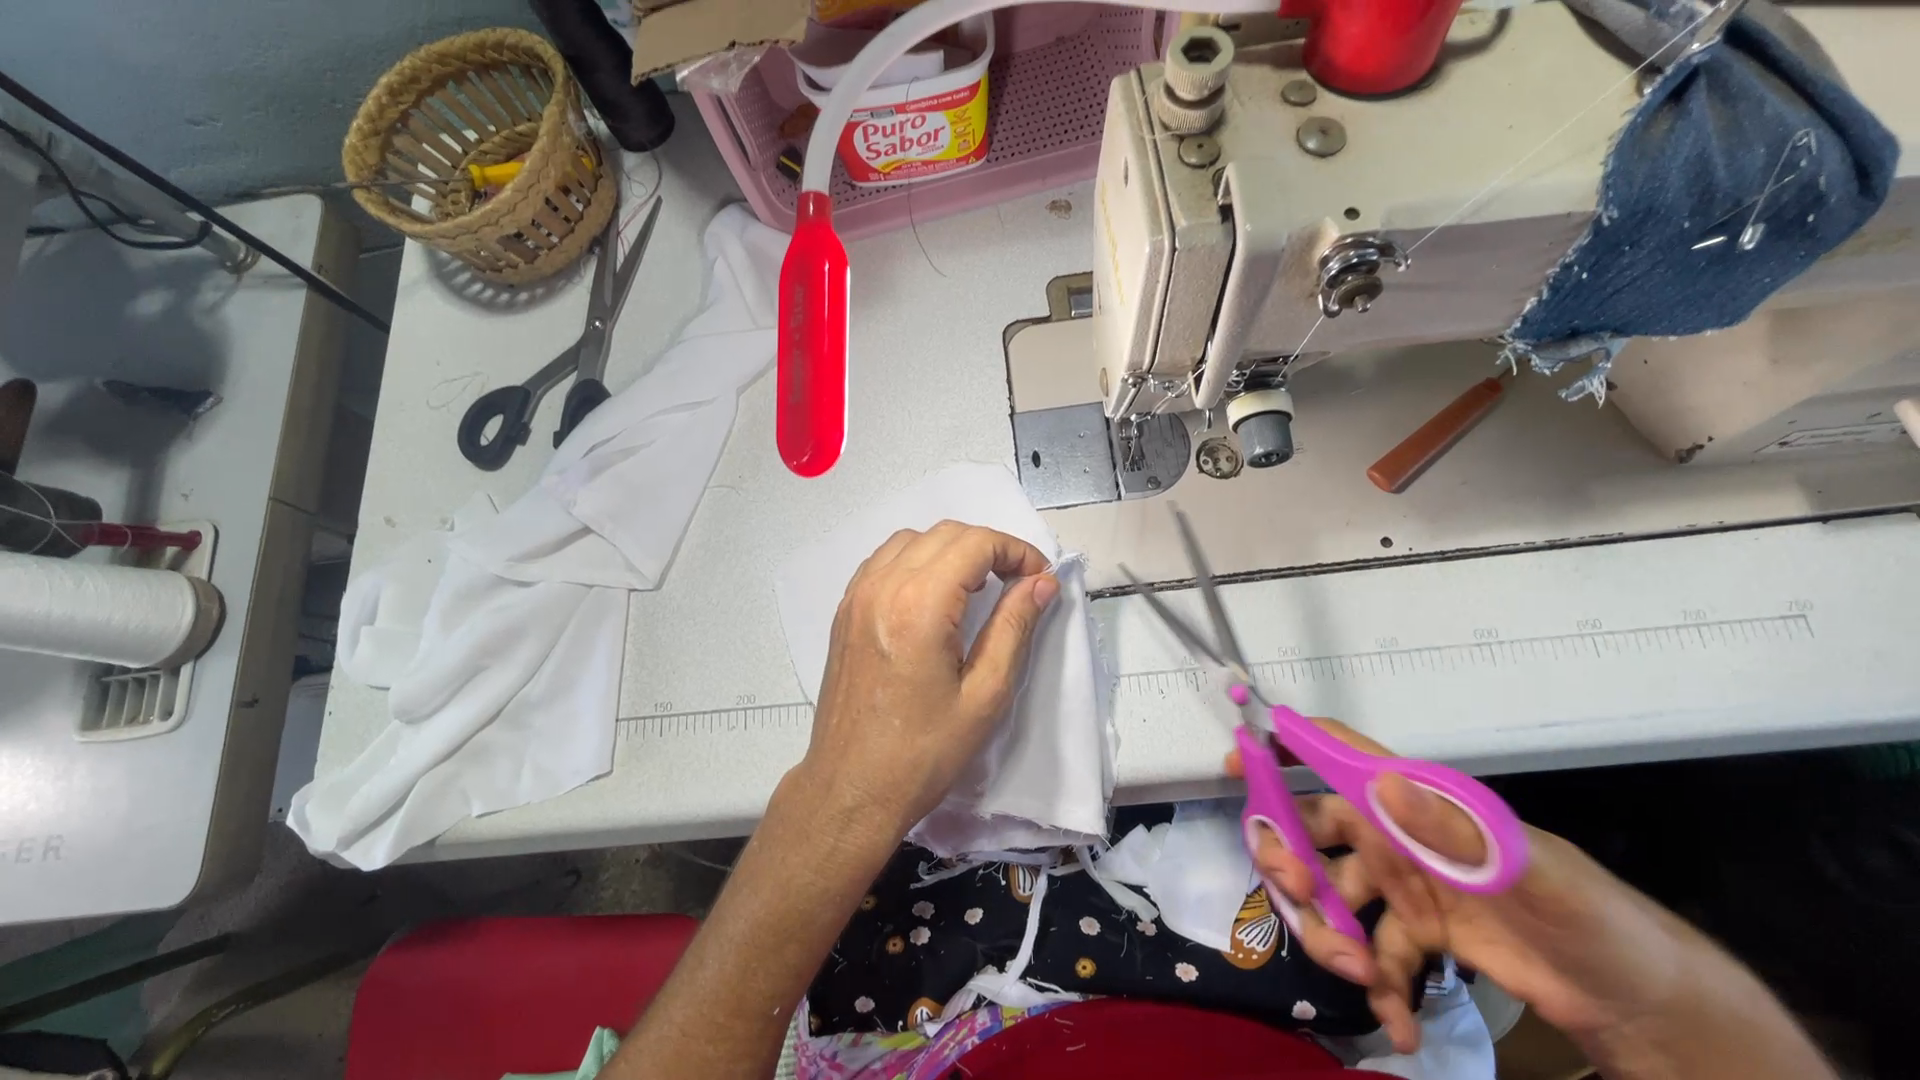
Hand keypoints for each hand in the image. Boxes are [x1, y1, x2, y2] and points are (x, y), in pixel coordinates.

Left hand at [800, 522, 1058, 835]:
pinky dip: (916, 561)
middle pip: (945, 533)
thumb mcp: (985, 694)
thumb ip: (1014, 628)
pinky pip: (883, 562)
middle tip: (1017, 584)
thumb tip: (1040, 584)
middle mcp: (882, 588)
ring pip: (911, 540)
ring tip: (978, 589)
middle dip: (988, 548)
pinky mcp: (844, 613)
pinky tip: (935, 597)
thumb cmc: (923, 753)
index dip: (1016, 551)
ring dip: (951, 551)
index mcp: (920, 605)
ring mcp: (856, 598)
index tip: (1039, 578)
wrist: (851, 788)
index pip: (975, 544)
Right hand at [1230, 719, 1687, 1052]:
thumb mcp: (1528, 872)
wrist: (1638, 1000)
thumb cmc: (1588, 915)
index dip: (1287, 747)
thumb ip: (1453, 830)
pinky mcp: (1421, 937)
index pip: (1343, 757)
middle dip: (1290, 860)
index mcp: (1420, 805)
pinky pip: (1375, 957)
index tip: (1236, 760)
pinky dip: (1379, 991)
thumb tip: (1383, 785)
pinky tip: (1398, 1026)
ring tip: (1367, 978)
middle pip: (1314, 832)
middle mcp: (1400, 838)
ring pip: (1334, 899)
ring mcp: (1406, 888)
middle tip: (1300, 897)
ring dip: (1333, 937)